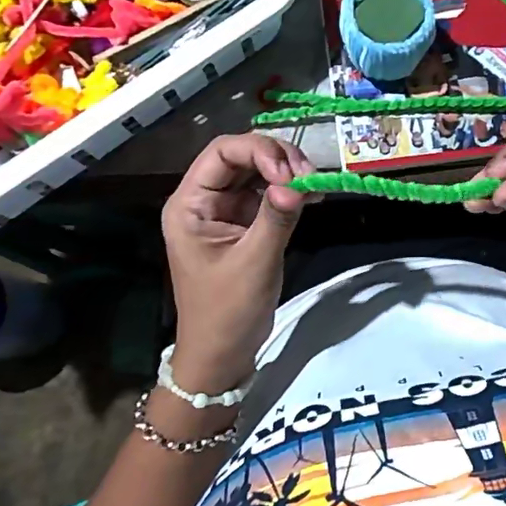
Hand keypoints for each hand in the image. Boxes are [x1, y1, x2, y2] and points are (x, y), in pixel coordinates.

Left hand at [162, 134, 314, 388]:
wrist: (222, 353)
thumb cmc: (227, 311)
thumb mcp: (254, 263)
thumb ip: (275, 219)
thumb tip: (298, 184)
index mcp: (190, 204)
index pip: (221, 152)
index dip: (258, 152)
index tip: (291, 174)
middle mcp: (206, 200)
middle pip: (242, 157)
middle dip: (279, 159)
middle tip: (311, 178)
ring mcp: (227, 211)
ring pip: (258, 173)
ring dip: (289, 173)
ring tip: (315, 187)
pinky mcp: (247, 224)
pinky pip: (269, 195)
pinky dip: (291, 192)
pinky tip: (313, 197)